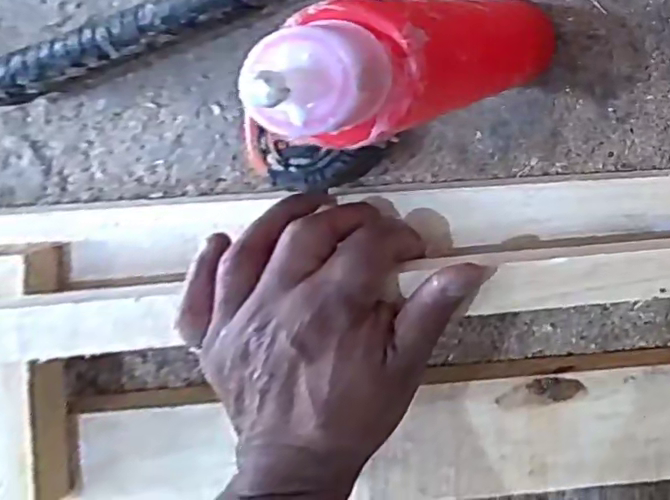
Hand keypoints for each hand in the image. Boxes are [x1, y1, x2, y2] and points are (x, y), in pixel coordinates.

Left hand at [177, 193, 488, 499]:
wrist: (293, 466)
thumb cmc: (360, 409)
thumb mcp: (409, 359)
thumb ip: (435, 307)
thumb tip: (473, 265)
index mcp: (330, 308)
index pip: (367, 242)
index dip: (399, 235)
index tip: (415, 249)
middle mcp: (276, 305)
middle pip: (308, 231)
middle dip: (349, 215)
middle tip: (376, 223)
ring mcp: (235, 323)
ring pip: (249, 250)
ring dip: (281, 217)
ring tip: (313, 202)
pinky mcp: (210, 342)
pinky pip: (196, 297)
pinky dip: (205, 265)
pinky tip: (222, 242)